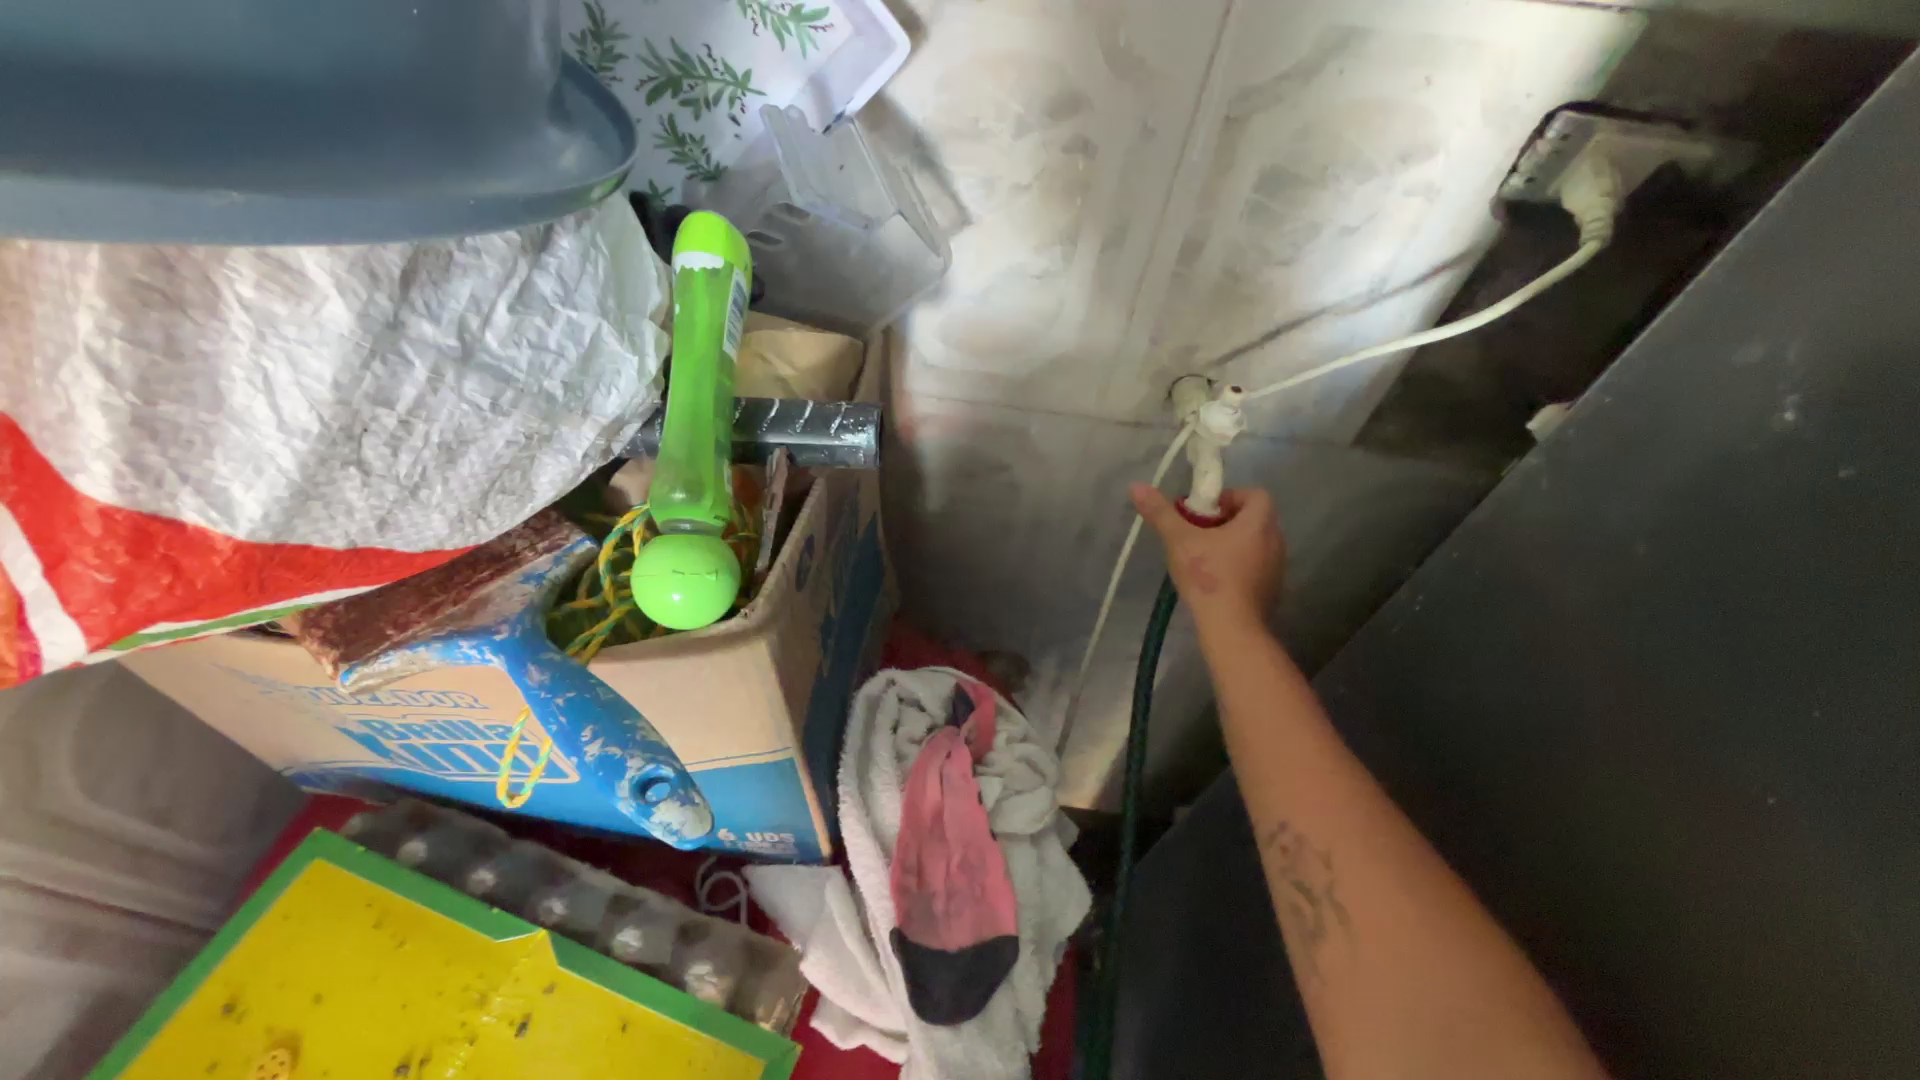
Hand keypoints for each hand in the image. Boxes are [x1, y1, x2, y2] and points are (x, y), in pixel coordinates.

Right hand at [1130, 484, 1284, 626]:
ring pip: (1255, 544)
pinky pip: (1256, 567)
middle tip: (1199, 534)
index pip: (1255, 494)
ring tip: (1205, 559)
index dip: (1229, 498)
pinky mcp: (1272, 590)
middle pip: (1254, 519)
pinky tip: (1217, 583)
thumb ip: (1160, 513)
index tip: (1204, 513)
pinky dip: (1239, 568)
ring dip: (1233, 545)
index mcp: (1260, 523)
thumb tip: (1137, 486)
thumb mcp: (1179, 541)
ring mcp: (1277, 568)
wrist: (1232, 628)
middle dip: (1226, 522)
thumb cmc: (1208, 577)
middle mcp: (1276, 541)